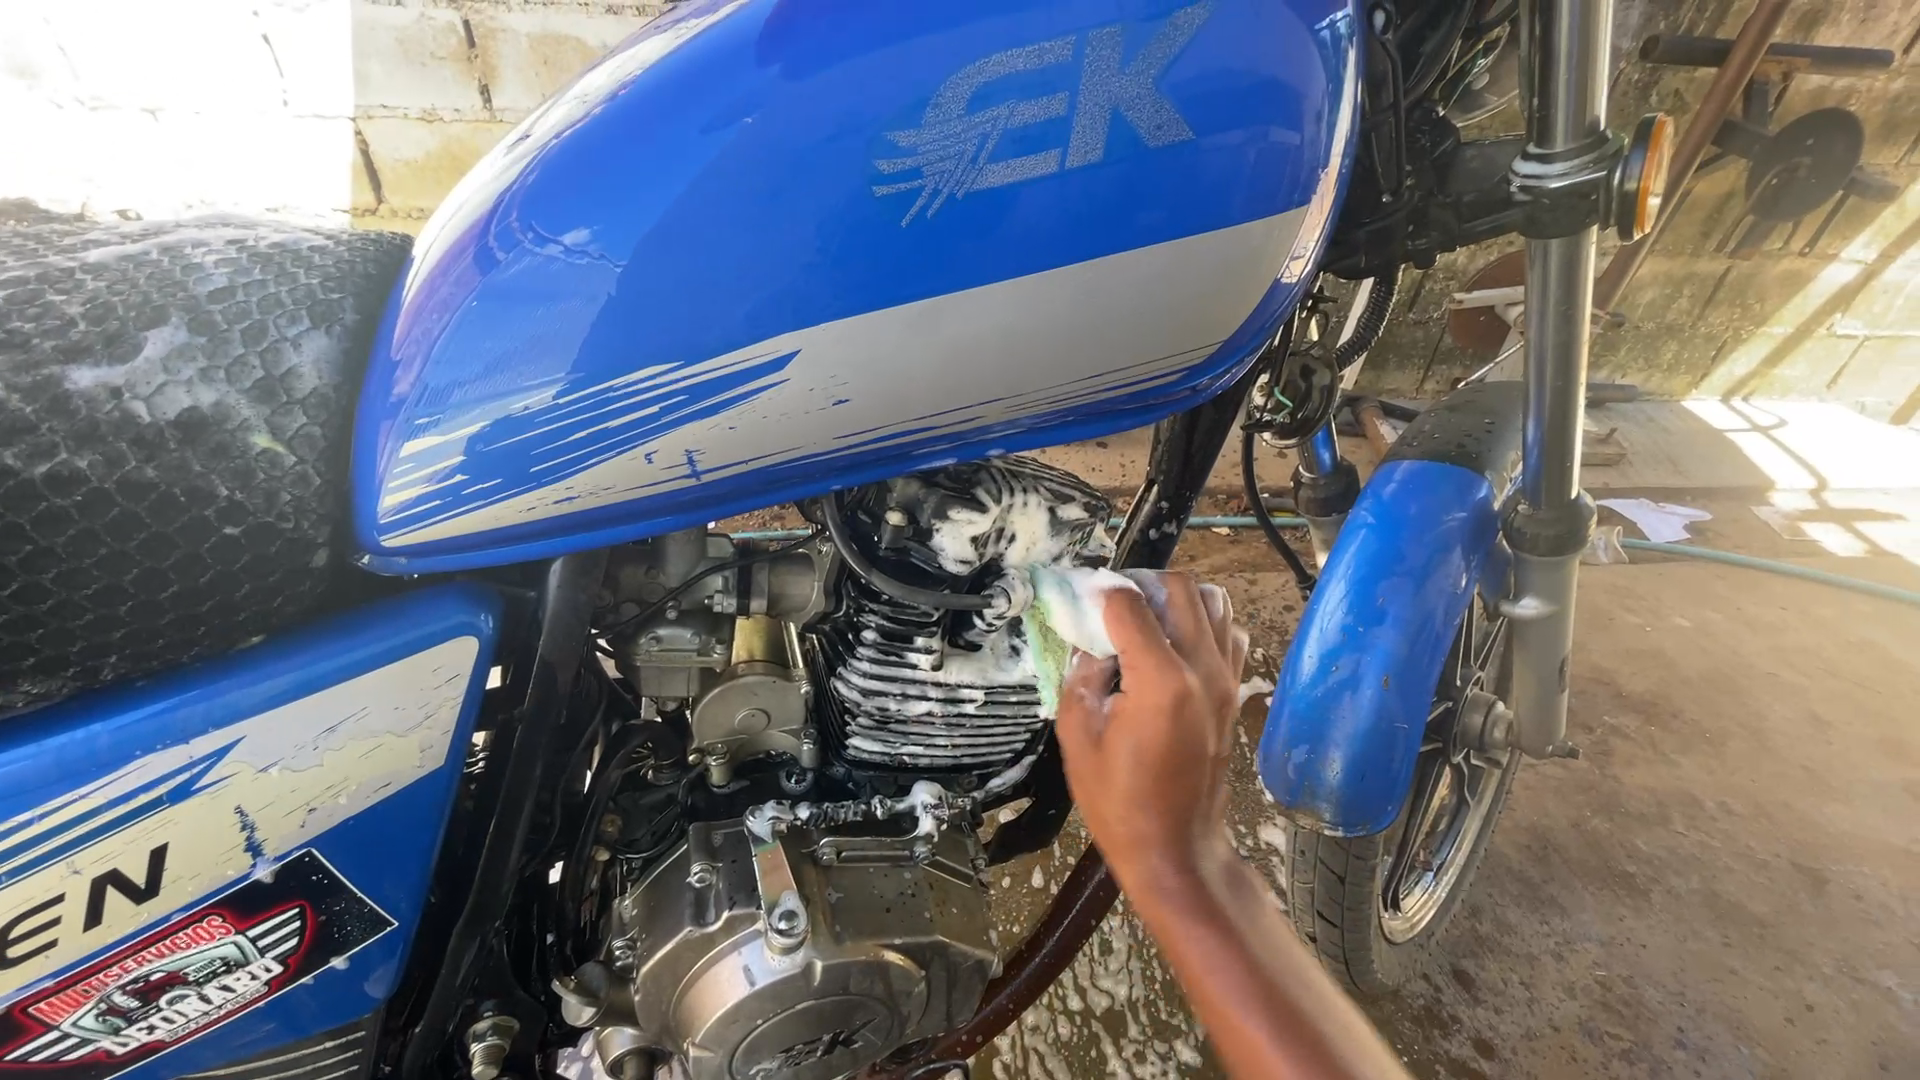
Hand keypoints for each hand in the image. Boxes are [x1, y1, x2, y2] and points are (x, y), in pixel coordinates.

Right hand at [1055, 571, 1248, 883]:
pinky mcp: (1236, 690)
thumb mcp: (1077, 733)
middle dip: (1139, 585)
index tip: (1080, 601)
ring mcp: (1227, 678)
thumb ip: (1080, 672)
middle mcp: (1202, 668)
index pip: (1128, 604)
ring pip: (1213, 600)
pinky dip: (1203, 622)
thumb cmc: (1117, 798)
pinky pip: (1228, 631)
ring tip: (1145, 621)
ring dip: (1175, 599)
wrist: (1175, 847)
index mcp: (1160, 680)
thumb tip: (1088, 636)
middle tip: (1112, 608)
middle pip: (1179, 587)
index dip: (1098, 594)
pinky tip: (1174, 644)